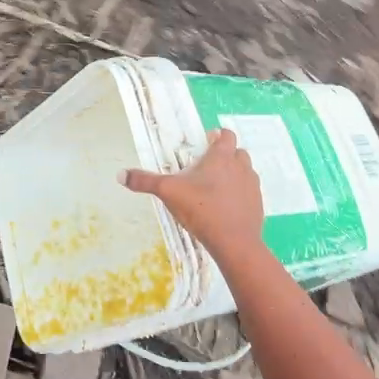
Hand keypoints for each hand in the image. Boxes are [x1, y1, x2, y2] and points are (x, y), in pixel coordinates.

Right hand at [121, 128, 263, 257]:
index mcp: (221, 157)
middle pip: (237, 152)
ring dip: (234, 174)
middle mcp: (241, 167)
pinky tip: (225, 207)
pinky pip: (249, 192)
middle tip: (206, 167)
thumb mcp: (168, 192)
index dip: (217, 136)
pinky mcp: (258, 205)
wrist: (235, 243)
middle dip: (225, 155)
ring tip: (215, 187)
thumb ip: (145, 181)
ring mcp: (252, 186)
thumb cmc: (202, 209)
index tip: (205, 144)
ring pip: (245, 171)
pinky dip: (239, 194)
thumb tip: (120, 174)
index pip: (226, 135)